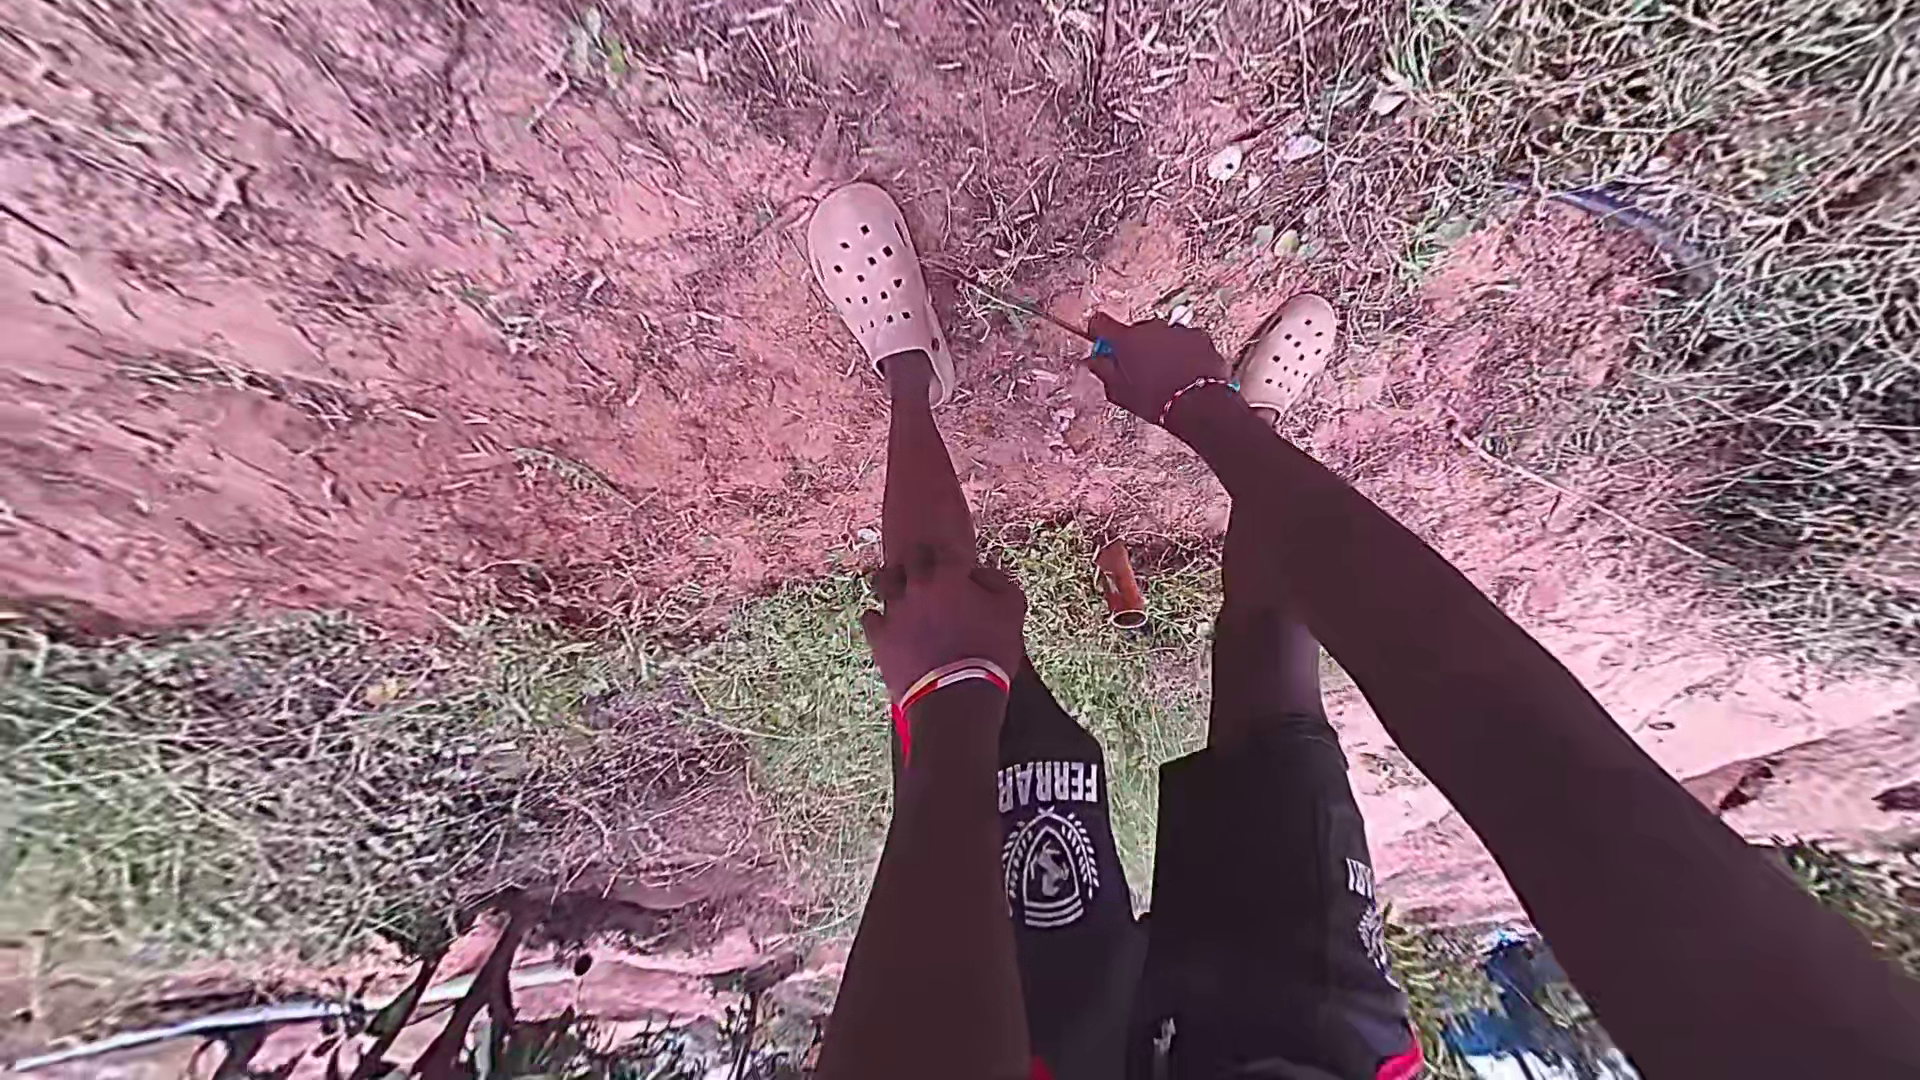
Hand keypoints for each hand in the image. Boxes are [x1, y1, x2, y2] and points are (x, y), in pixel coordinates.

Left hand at [861, 553, 1026, 700]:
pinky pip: (871, 617)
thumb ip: (998, 581)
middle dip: (921, 561)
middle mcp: (917, 586)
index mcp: (948, 576)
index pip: (944, 551)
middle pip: (912, 559)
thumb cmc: (990, 651)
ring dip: (894, 581)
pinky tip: (886, 621)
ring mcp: (895, 610)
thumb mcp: (1012, 610)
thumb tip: (980, 573)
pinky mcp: (880, 636)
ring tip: (902, 588)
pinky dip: (878, 617)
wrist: (957, 694)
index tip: (955, 567)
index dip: (951, 557)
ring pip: (885, 582)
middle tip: (927, 569)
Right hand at [1085, 312, 1232, 423]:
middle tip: (1134, 371)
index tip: (1100, 340)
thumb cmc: (1156, 400)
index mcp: (1127, 340)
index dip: (1098, 331)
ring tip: (1161, 377)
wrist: (1197, 405)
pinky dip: (1181, 353)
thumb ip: (1103, 371)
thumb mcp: (1119, 391)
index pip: (1102, 323)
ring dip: (1158, 350)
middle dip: (1133, 347)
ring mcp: (1177, 331)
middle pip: (1135, 331)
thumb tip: (1093, 361)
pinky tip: (1180, 373)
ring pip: (1161, 337)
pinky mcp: (1199, 337)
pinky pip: (1183, 342)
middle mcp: (1152, 328)